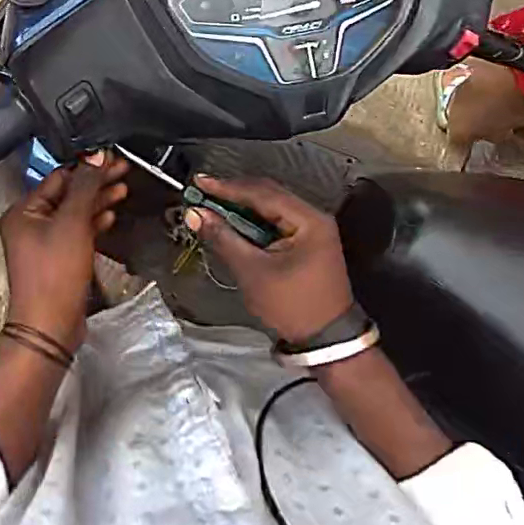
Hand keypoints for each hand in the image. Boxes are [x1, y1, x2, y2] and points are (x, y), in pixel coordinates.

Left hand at [0, 152, 128, 349]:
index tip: (111, 159)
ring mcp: (44, 242)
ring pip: (75, 211)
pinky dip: (94, 221)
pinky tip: (110, 215)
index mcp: (24, 211)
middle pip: (69, 193)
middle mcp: (30, 224)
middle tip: (122, 170)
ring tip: (122, 189)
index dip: (88, 167)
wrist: (51, 326)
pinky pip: (77, 230)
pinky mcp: (58, 258)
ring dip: (98, 200)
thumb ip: (86, 187)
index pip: (60, 177)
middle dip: (97, 182)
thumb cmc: (54, 276)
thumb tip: (96, 156)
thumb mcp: (73, 222)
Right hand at [185, 176, 353, 343]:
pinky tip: (233, 221)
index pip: (263, 193)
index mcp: (309, 220)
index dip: (228, 187)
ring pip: (271, 207)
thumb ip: (224, 238)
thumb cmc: (292, 306)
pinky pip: (275, 221)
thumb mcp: (253, 272)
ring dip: (242, 206)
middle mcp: (314, 217)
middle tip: (203, 191)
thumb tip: (196, 214)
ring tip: (212, 204)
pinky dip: (253, 220)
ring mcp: (312, 229)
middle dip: (234, 193)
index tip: (200, 182)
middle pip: (268, 195)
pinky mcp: (307, 241)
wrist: (327, 342)